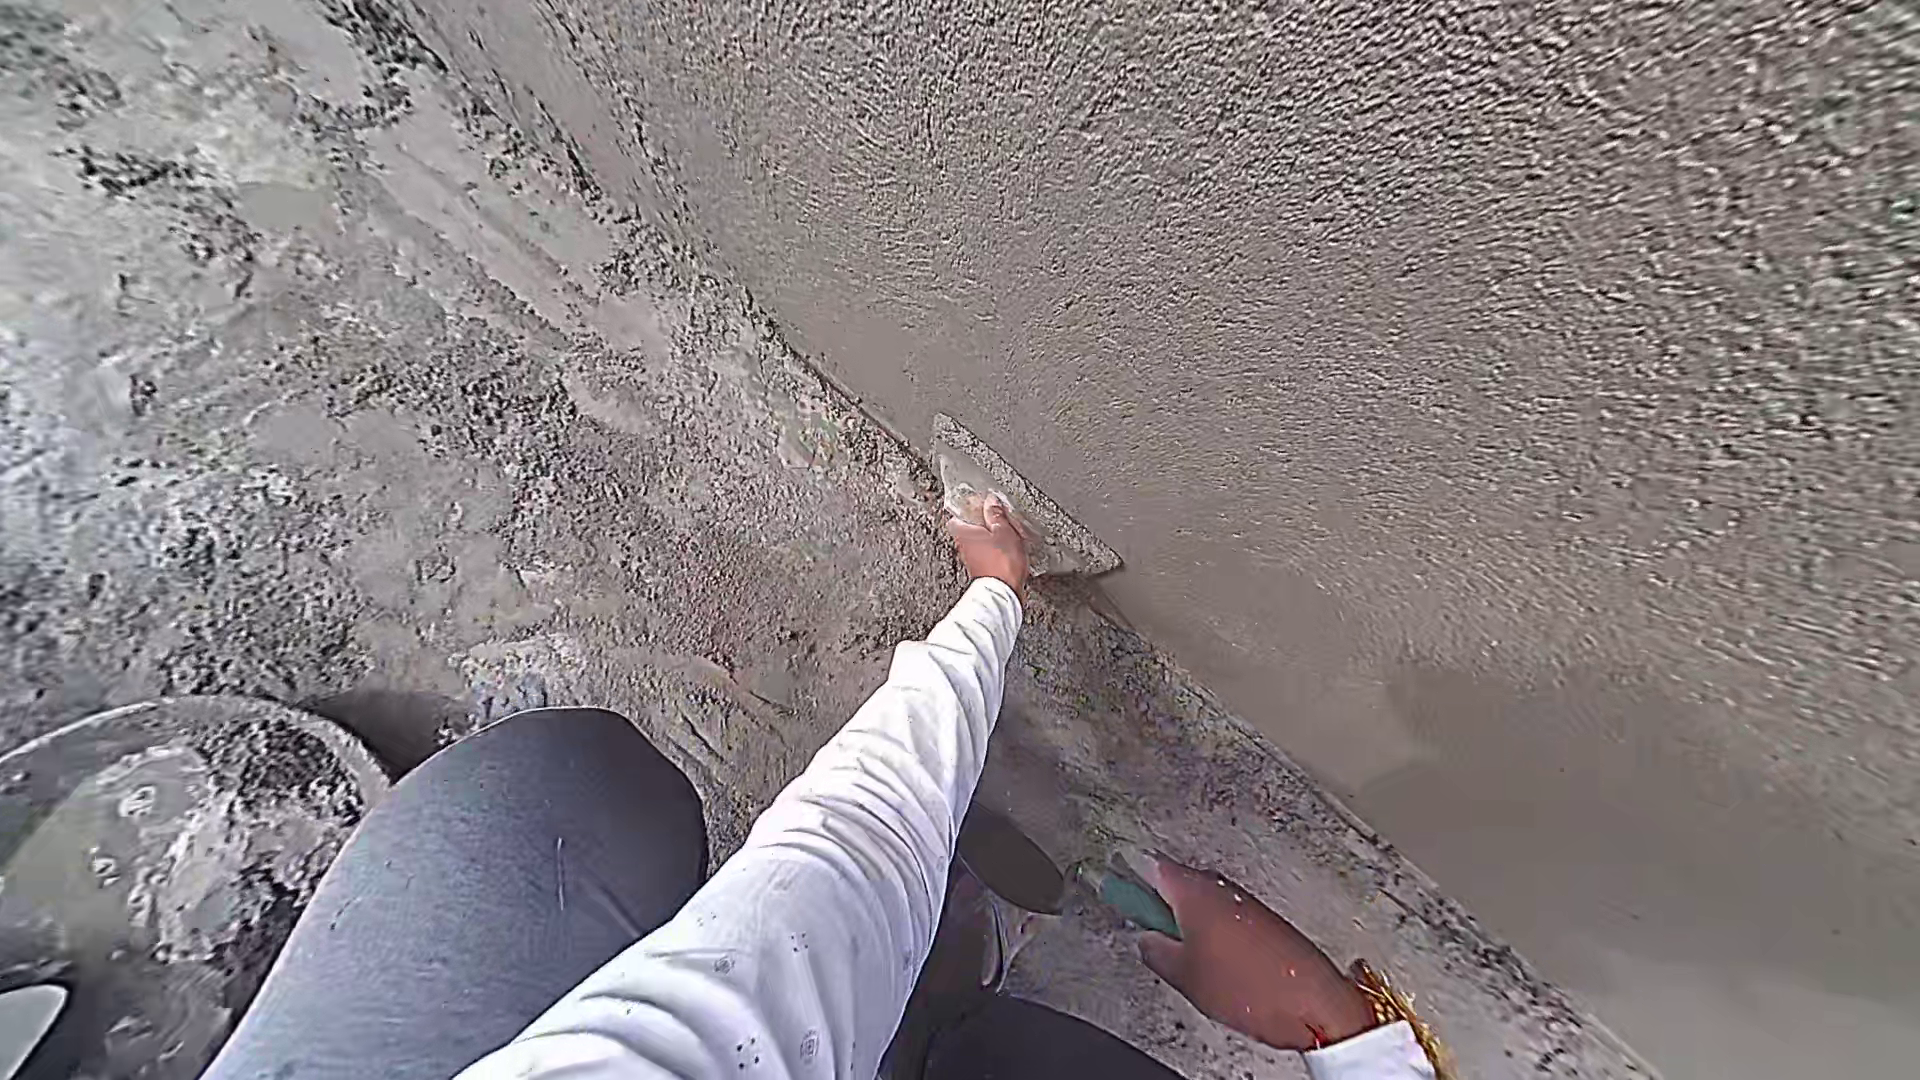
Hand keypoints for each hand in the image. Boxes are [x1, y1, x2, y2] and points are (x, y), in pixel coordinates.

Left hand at [945, 495, 1029, 601]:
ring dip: (987, 539)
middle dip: (979, 525)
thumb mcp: (1003, 530)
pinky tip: (1006, 551)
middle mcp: (963, 547)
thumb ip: (996, 515)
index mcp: (963, 534)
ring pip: (976, 544)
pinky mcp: (981, 571)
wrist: (1004, 592)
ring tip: (1004, 535)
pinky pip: (984, 555)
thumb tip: (991, 502)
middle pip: (966, 531)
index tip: (979, 506)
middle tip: (995, 519)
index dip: (967, 511)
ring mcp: (971, 561)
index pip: (955, 518)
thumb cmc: (1001, 562)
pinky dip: (992, 552)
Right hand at [1138, 855, 1376, 1052]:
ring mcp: (1238, 897)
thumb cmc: (1249, 986)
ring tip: (1192, 959)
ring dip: (1186, 919)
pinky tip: (1219, 963)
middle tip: (1153, 935)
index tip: (1112, 881)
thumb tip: (1146, 938)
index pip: (1145, 863)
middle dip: (1158, 904)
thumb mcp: (1185, 976)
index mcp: (1189, 888)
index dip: (1124, 871)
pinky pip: (1220, 912)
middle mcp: (1213, 882)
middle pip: (1171, 880)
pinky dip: (1211, 929)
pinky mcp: (1257, 915)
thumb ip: (1154, 950)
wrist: (1314, 1001)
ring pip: (1197, 900)